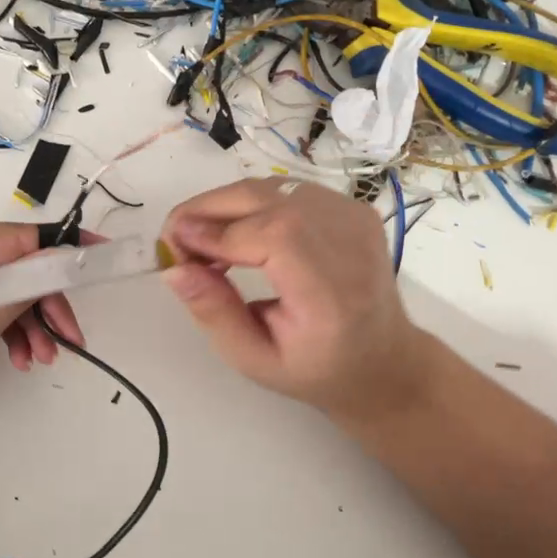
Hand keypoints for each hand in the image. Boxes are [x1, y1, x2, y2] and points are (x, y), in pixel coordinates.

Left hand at [0, 223, 87, 426]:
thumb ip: (18, 290)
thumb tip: (61, 260)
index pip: (11, 236)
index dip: (56, 247)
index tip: (98, 255)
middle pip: (12, 265)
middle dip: (44, 300)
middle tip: (72, 334)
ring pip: (5, 289)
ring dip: (31, 321)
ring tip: (47, 356)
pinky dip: (10, 329)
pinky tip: (24, 357)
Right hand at [160, 177, 427, 419]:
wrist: (383, 360)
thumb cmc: (314, 369)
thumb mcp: (253, 360)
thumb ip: (213, 313)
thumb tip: (173, 268)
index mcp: (333, 296)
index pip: (274, 236)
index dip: (216, 233)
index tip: (175, 250)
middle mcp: (352, 247)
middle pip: (266, 198)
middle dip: (206, 211)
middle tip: (174, 241)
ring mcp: (355, 220)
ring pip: (267, 187)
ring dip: (220, 207)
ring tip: (201, 244)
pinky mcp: (350, 209)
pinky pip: (280, 190)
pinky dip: (243, 205)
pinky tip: (232, 235)